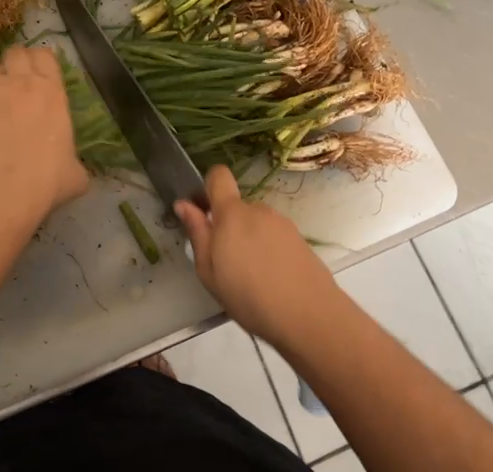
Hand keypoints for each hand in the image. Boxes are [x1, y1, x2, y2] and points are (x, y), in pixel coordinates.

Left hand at [0, 46, 89, 234]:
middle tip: (10, 81)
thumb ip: (74, 161)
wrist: (2, 198)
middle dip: (12, 62)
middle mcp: (20, 83)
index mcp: (52, 92)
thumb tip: (72, 169)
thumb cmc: (45, 185)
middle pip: (14, 52)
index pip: (45, 55)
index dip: (39, 61)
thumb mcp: (75, 174)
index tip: (36, 74)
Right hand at [176, 165, 340, 343]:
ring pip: (256, 224)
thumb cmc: (249, 296)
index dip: (209, 186)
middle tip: (228, 264)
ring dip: (251, 241)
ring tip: (253, 278)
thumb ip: (197, 233)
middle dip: (230, 228)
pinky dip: (270, 252)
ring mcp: (282, 223)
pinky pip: (275, 237)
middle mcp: (258, 210)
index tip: (205, 213)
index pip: (219, 176)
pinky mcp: (299, 239)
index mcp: (232, 214)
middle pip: (237, 208)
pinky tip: (273, 281)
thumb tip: (183, 204)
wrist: (308, 315)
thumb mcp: (210, 272)